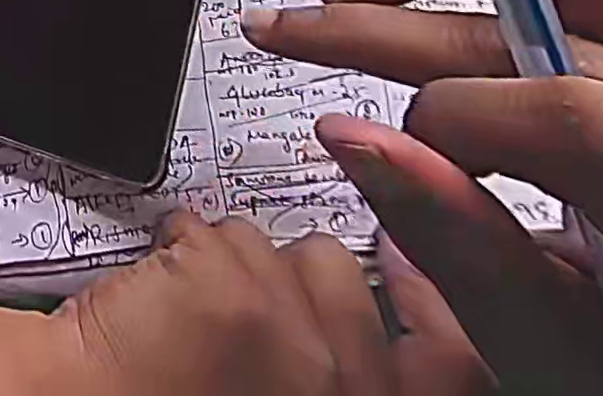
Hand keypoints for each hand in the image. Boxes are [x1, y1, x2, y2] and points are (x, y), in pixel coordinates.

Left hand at [56, 210, 492, 394]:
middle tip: (240, 294)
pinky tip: (153, 283)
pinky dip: (171, 240)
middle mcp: (345, 382)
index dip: (424, 299)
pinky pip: (201, 223)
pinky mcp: (221, 280)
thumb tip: (345, 326)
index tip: (398, 263)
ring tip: (187, 298)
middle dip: (285, 268)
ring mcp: (284, 326)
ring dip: (223, 253)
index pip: (449, 355)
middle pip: (335, 267)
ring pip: (260, 235)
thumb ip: (329, 378)